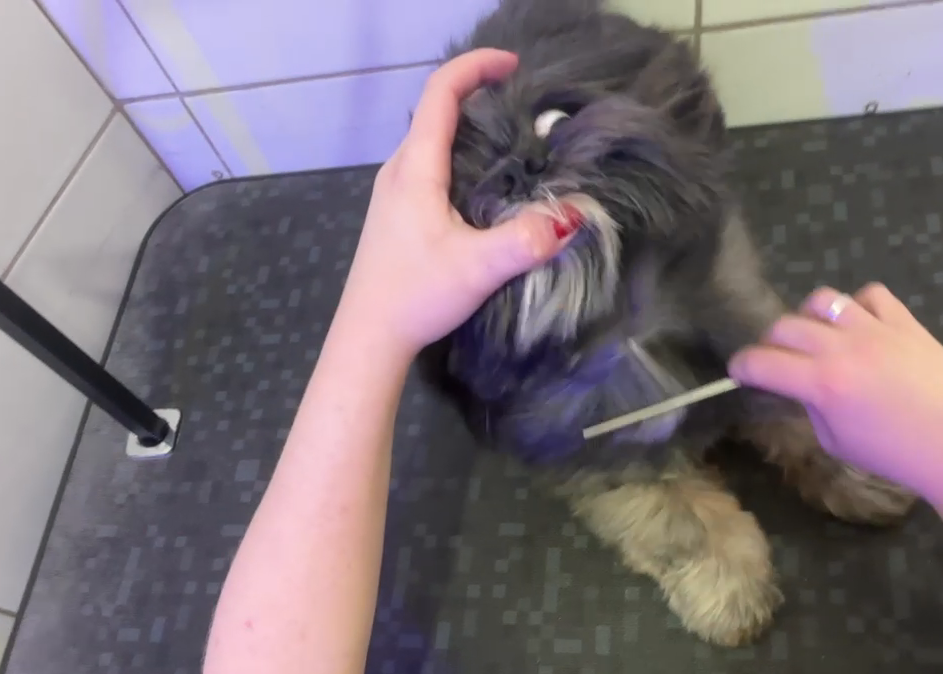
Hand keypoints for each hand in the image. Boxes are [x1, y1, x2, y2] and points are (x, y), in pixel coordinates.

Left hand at [328, 49, 570, 361]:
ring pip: (432, 144)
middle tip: (523, 114)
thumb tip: (573, 217)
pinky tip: (481, 193)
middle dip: (479, 100)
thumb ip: (524, 241)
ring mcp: (393, 195)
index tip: (514, 66)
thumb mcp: (477, 269)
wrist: (369, 337)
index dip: (476, 67)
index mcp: (415, 168)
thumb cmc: (415, 296)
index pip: (441, 92)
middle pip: (436, 113)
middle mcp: (398, 171)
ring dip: (469, 135)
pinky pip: (429, 171)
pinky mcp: (395, 218)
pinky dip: (458, 163)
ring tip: (510, 149)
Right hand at [730, 285, 942, 510]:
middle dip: (769, 344)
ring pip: (823, 300)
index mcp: (823, 384)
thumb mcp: (836, 442)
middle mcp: (844, 348)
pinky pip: (870, 296)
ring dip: (808, 318)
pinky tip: (859, 328)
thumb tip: (800, 388)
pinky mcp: (906, 322)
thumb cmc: (894, 455)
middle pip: (785, 327)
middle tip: (774, 361)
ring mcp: (876, 329)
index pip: (762, 363)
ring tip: (815, 337)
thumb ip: (811, 408)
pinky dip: (856, 307)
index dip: (741, 367)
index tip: (738, 373)